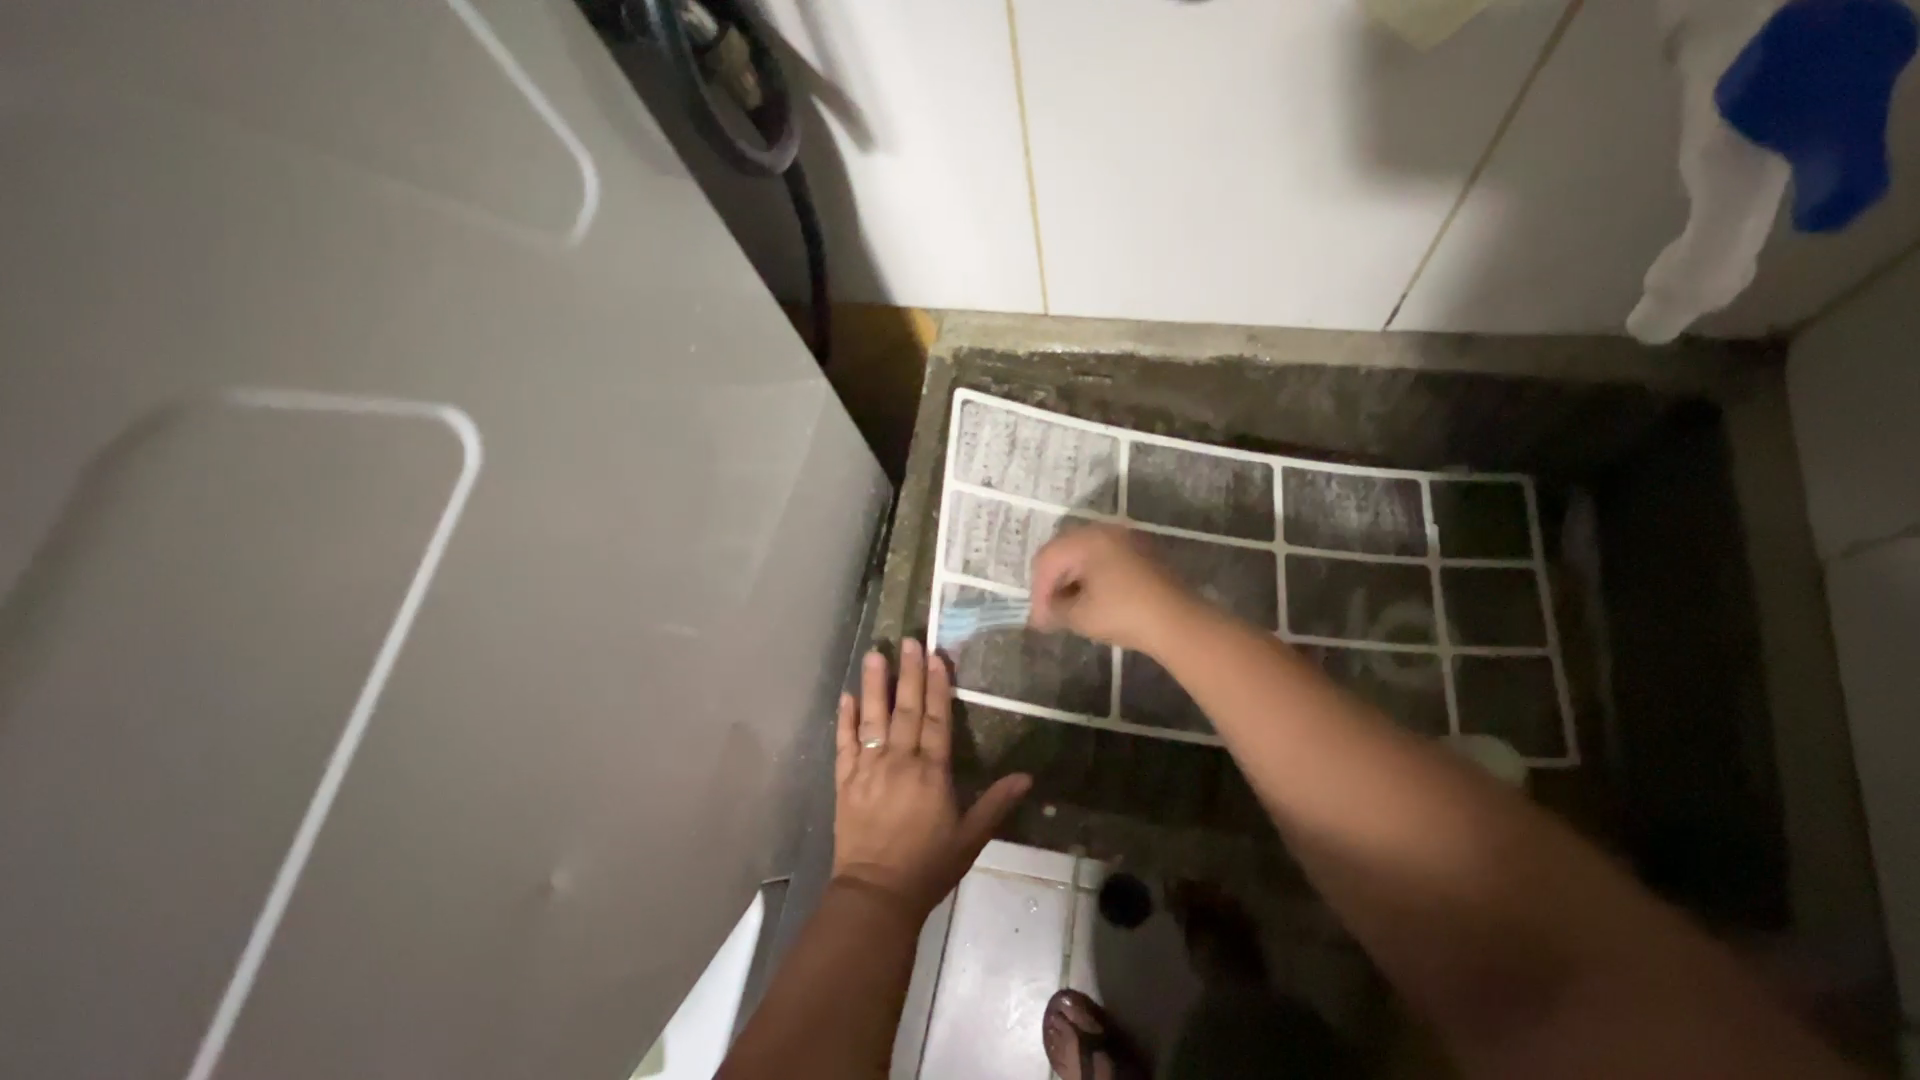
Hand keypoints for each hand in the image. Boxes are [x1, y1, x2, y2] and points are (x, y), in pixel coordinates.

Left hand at [833, 640, 1031, 918]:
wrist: (876, 894)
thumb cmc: (928, 867)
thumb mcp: (970, 838)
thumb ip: (996, 804)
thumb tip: (1027, 777)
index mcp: (931, 773)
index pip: (937, 719)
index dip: (938, 686)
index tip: (936, 656)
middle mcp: (899, 762)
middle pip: (906, 710)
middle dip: (909, 673)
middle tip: (907, 640)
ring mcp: (868, 770)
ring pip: (872, 719)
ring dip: (874, 685)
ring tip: (875, 654)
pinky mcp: (845, 782)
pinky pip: (844, 743)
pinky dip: (844, 719)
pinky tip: (846, 696)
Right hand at [1029, 524, 1200, 653]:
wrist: (1179, 622)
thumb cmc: (1124, 614)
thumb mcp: (1080, 616)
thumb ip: (1054, 610)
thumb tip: (1044, 613)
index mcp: (1087, 539)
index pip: (1047, 560)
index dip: (1038, 591)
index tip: (1039, 621)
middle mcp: (1106, 530)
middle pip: (1065, 552)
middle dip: (1053, 583)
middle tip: (1049, 613)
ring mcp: (1127, 539)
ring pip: (1086, 555)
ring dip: (1072, 580)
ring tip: (1068, 609)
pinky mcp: (1142, 553)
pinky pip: (1106, 559)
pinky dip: (1093, 577)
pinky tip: (1091, 600)